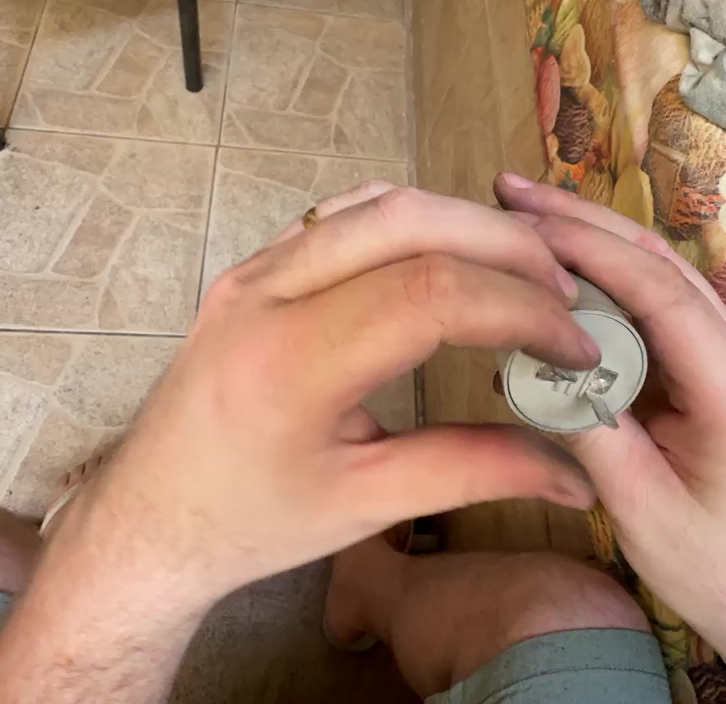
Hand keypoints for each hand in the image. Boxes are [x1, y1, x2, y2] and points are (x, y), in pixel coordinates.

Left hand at [58, 183, 600, 610]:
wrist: (149, 513)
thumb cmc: (250, 521)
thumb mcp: (364, 505)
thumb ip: (475, 472)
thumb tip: (577, 473)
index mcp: (291, 362)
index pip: (431, 294)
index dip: (520, 310)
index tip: (573, 347)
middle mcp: (268, 291)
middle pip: (409, 221)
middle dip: (504, 245)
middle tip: (563, 291)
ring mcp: (255, 266)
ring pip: (378, 203)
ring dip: (462, 221)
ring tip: (520, 267)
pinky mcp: (255, 262)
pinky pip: (342, 211)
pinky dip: (411, 216)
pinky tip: (448, 248)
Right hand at [494, 173, 725, 677]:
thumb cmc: (725, 567)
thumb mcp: (648, 513)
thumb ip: (593, 433)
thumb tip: (531, 364)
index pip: (655, 289)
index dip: (586, 248)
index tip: (522, 224)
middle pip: (656, 259)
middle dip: (582, 218)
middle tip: (509, 191)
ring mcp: (723, 351)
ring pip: (655, 270)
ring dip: (591, 234)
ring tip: (526, 211)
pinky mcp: (705, 363)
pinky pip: (652, 302)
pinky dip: (603, 272)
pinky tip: (561, 265)